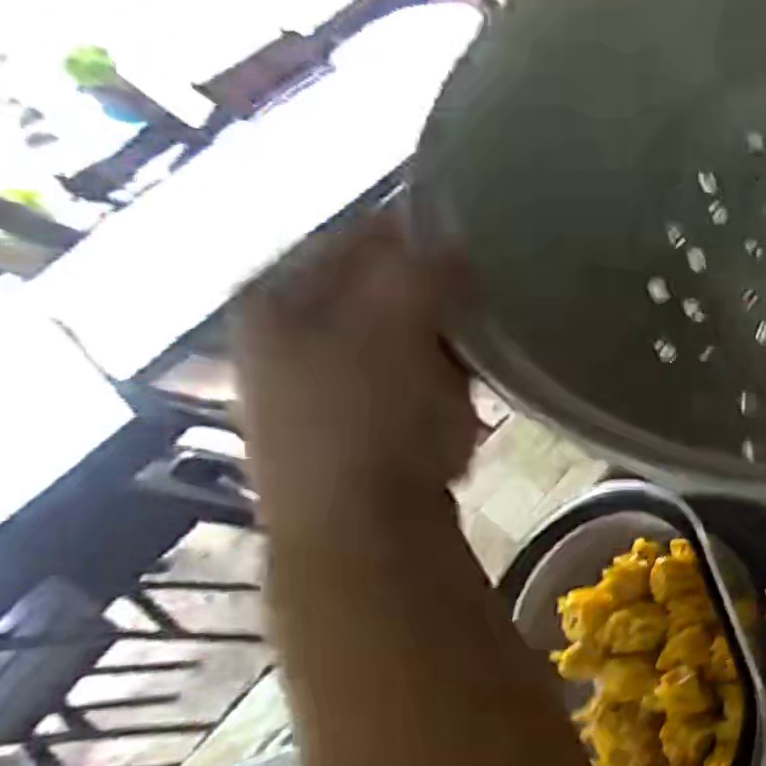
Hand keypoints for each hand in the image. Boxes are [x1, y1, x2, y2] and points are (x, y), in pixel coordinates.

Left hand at [236, 212, 477, 525]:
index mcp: (279, 298)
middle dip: (441, 300)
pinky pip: (416, 383)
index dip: (423, 235)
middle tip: (487, 308)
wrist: (361, 531)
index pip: (362, 237)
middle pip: (386, 292)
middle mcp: (292, 335)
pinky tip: (460, 405)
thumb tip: (454, 234)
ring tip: (478, 362)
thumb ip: (421, 273)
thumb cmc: (368, 423)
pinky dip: (445, 386)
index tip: (482, 245)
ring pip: (406, 339)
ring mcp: (326, 384)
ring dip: (447, 347)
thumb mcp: (393, 332)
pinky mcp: (362, 424)